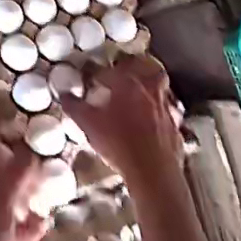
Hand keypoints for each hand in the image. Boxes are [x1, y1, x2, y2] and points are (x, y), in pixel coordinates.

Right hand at [58, 55, 182, 188]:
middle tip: (124, 75)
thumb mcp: (89, 125)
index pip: (108, 71)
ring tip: (139, 96)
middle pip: (146, 69)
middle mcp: (149, 90)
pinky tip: (153, 121)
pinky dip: (160, 113)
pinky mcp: (175, 127)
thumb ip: (75, 107)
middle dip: (135, 68)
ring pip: (161, 88)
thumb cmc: (119, 143)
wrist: (153, 172)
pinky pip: (169, 112)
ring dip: (151, 89)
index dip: (96, 74)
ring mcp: (166, 108)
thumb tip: (64, 95)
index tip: (89, 78)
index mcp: (127, 84)